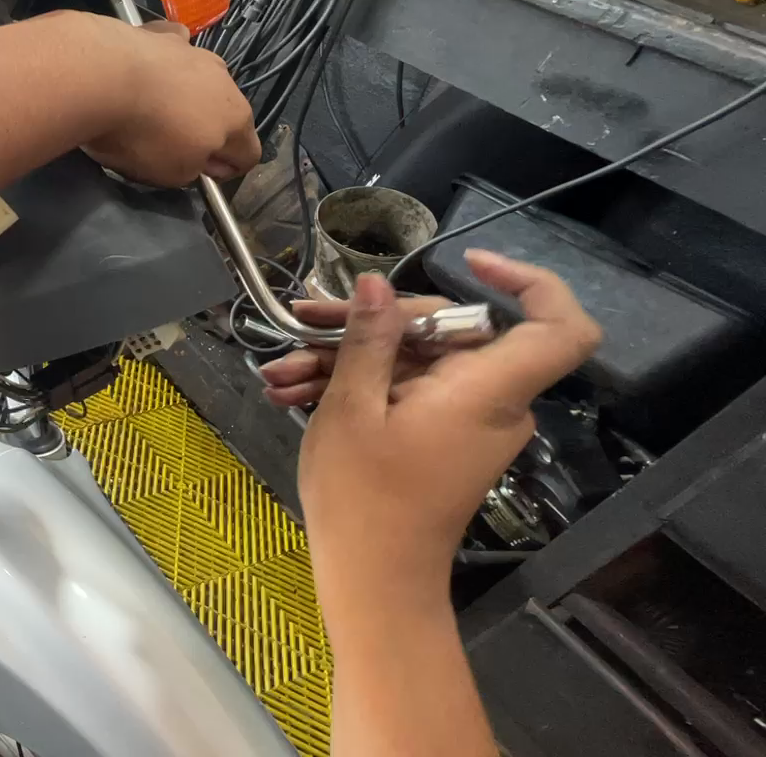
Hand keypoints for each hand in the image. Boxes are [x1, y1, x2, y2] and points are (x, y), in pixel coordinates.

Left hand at [78, 16, 261, 186]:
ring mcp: (194, 51)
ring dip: (183, 94)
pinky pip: (172, 47)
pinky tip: (142, 67)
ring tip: (148, 106)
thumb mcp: (170, 174)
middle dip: (204, 129)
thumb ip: (193, 170)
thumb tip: (201, 161)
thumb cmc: (139, 134)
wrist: (100, 78)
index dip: (226, 169)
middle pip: (224, 112)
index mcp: (236, 120)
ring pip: (199, 79)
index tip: (199, 175)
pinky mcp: (162, 33)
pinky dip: (163, 59)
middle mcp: (224, 80)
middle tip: (166, 142)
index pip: (249, 153)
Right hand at [260, 252, 600, 584]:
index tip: (467, 261)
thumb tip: (374, 282)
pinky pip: (397, 389)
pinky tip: (288, 390)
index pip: (555, 328)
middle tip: (301, 321)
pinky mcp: (433, 433)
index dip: (527, 283)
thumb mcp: (352, 406)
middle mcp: (486, 401)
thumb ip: (368, 340)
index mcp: (485, 392)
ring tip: (276, 373)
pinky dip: (347, 385)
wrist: (371, 570)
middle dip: (365, 323)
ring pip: (406, 361)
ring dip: (338, 359)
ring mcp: (458, 418)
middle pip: (443, 334)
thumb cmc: (364, 489)